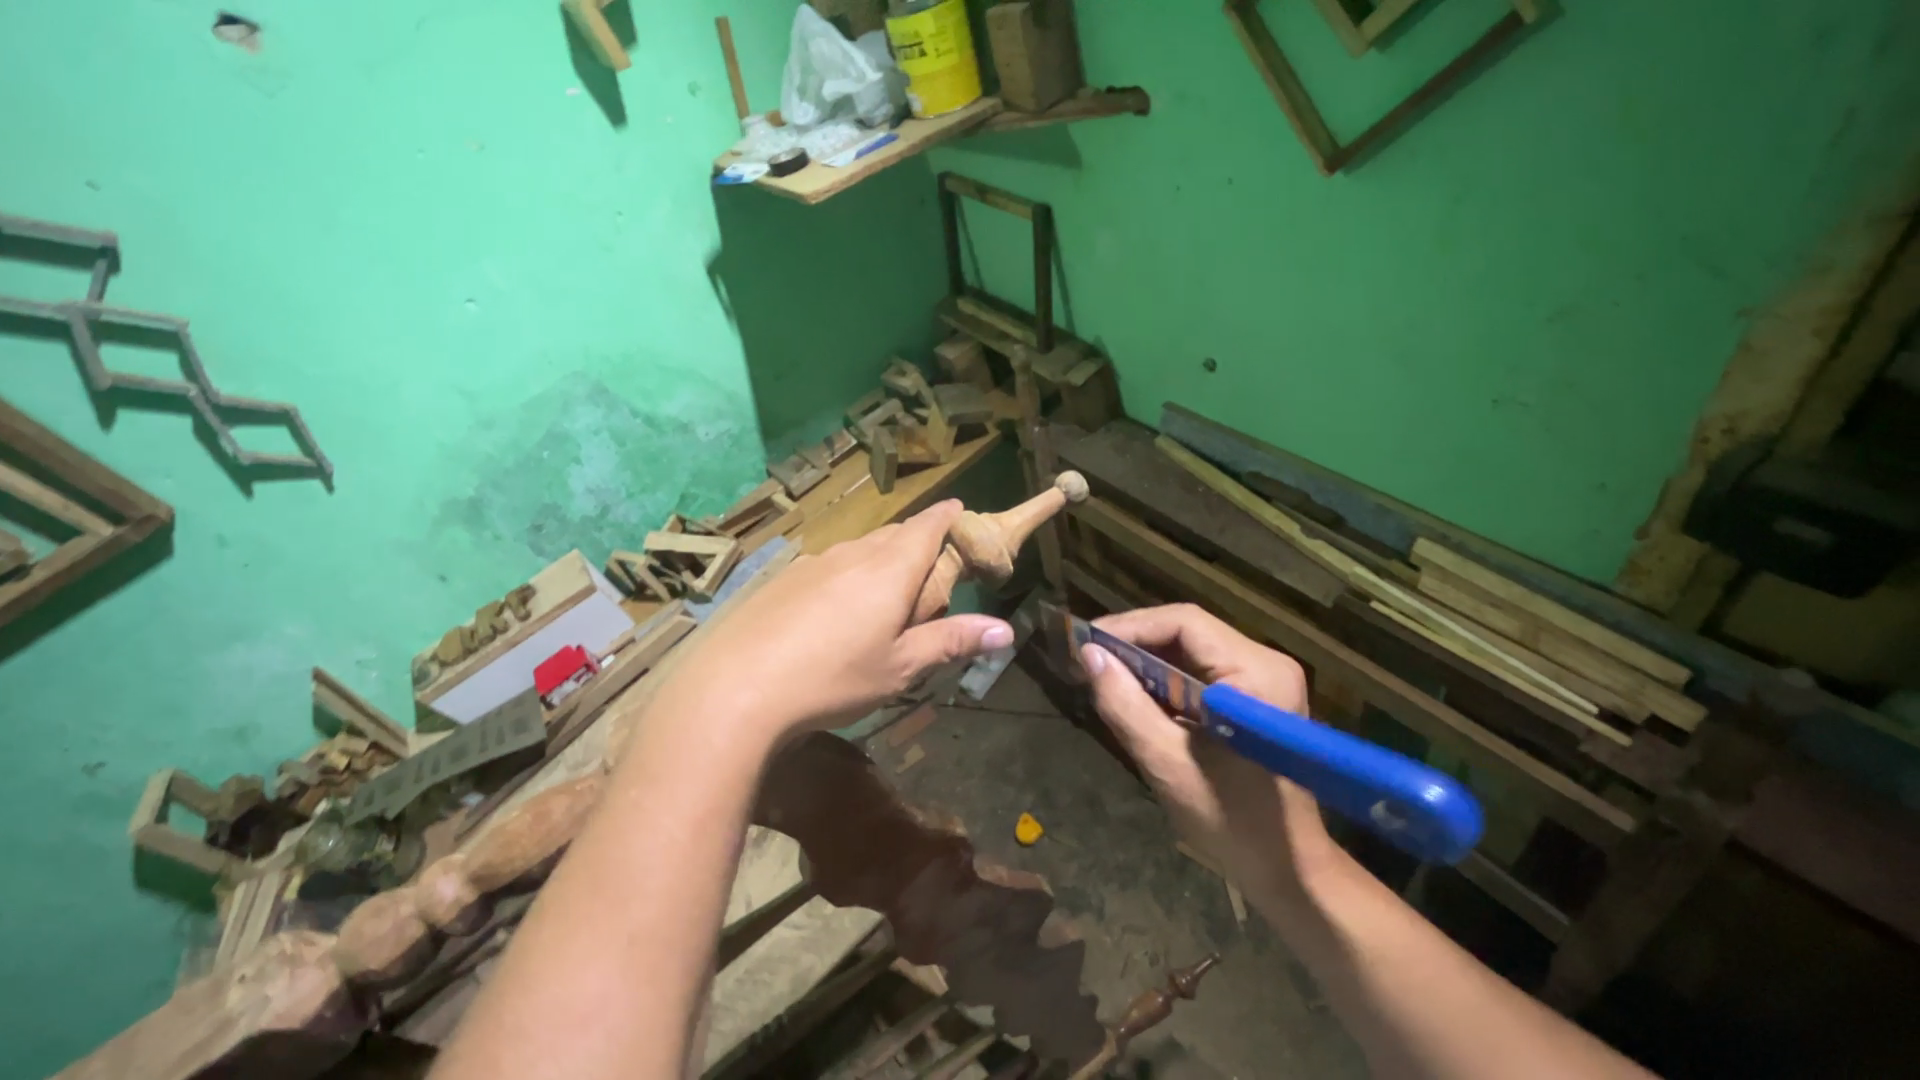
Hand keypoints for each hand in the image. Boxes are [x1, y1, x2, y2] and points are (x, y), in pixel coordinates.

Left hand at [656, 500, 1012, 742]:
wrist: (736, 687)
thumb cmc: (833, 678)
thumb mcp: (900, 668)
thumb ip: (950, 642)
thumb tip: (1005, 630)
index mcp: (889, 569)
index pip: (927, 526)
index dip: (947, 516)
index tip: (960, 511)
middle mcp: (852, 554)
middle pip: (893, 534)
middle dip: (917, 541)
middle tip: (930, 570)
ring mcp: (811, 564)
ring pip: (858, 549)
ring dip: (880, 560)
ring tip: (885, 594)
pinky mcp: (781, 581)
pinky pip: (827, 566)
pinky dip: (846, 576)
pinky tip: (833, 613)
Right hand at [1079, 604, 1334, 897]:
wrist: (1286, 868)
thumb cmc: (1231, 819)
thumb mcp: (1167, 763)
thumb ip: (1126, 705)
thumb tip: (1088, 657)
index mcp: (1256, 673)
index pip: (1184, 623)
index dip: (1130, 627)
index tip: (1085, 645)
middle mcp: (1266, 664)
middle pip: (1188, 633)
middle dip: (1134, 645)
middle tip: (1087, 661)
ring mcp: (1264, 680)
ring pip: (1192, 652)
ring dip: (1147, 663)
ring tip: (1103, 677)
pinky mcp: (1256, 699)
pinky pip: (1202, 674)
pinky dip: (1166, 682)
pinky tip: (1136, 697)